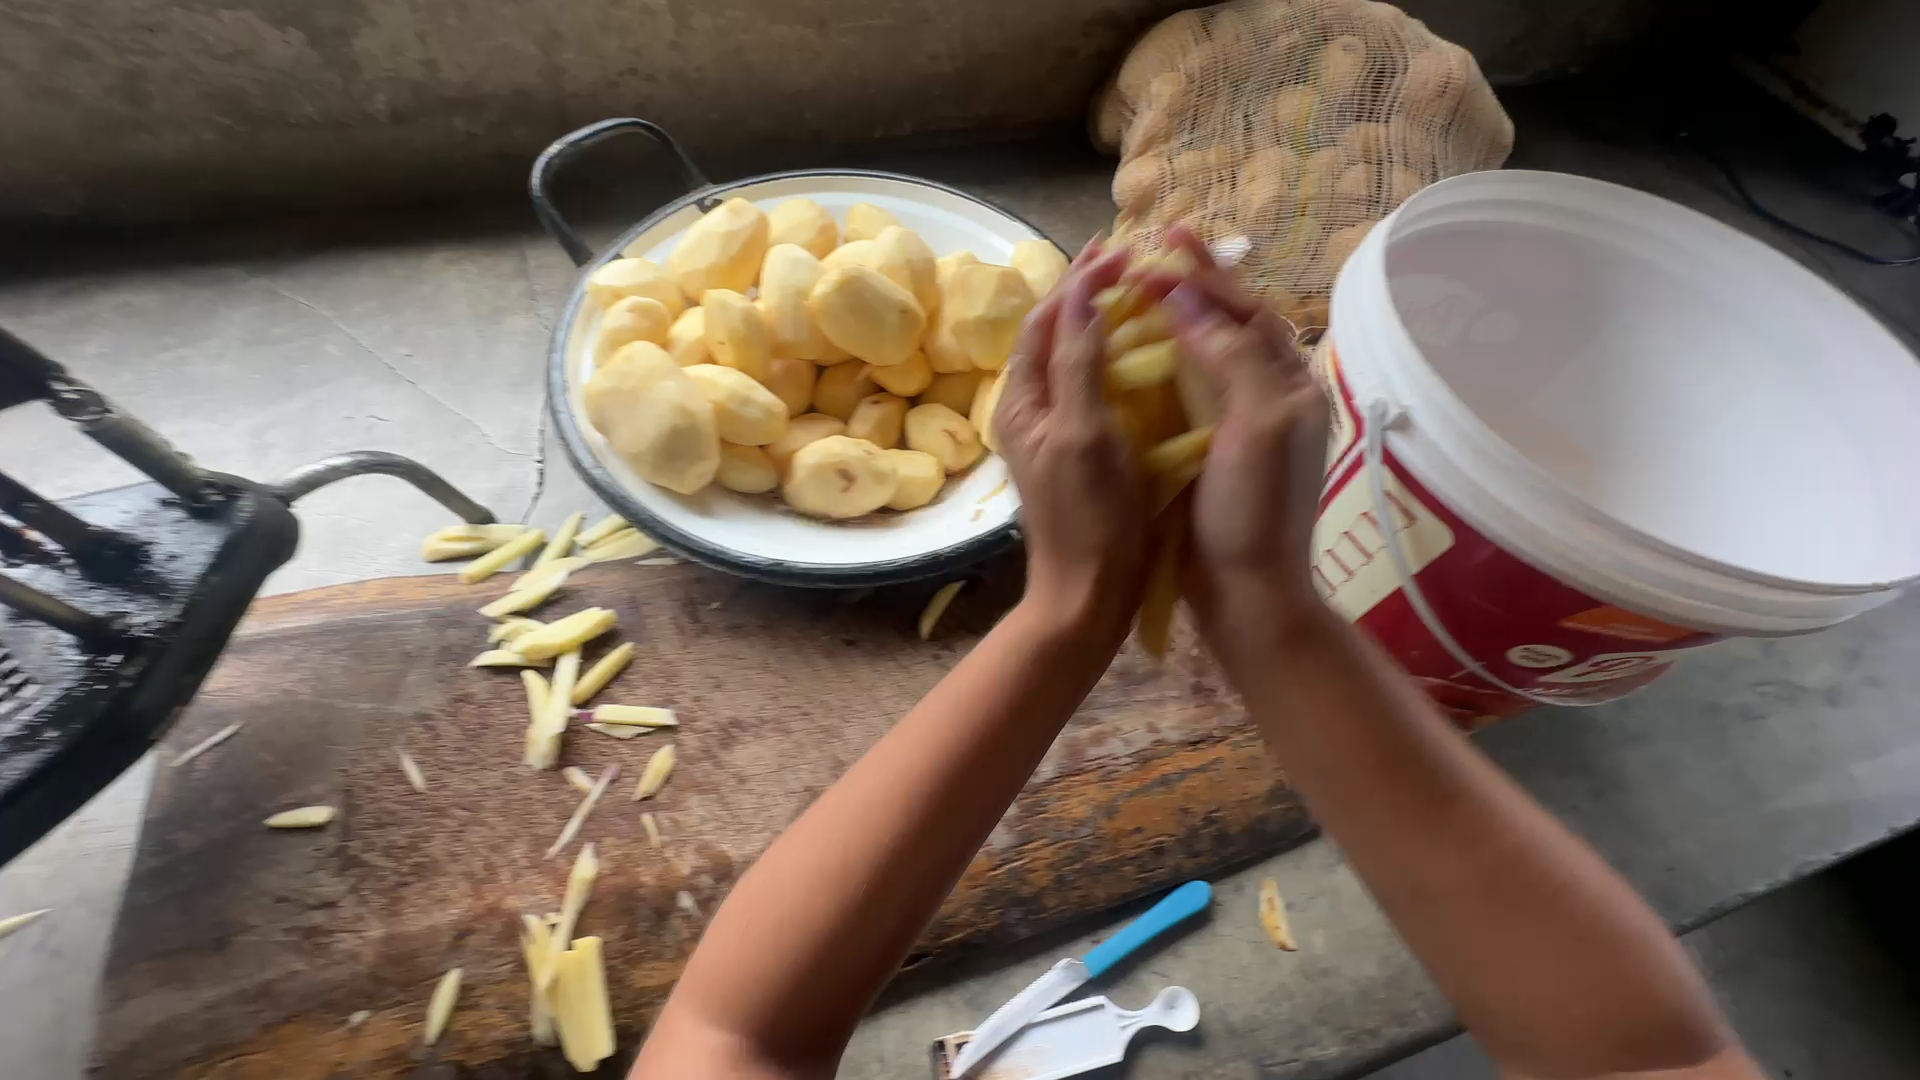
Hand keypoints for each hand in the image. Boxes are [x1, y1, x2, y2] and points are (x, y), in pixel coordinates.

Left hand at [993, 242, 1147, 636]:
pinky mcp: (1077, 448)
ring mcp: (1052, 430)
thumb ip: (1075, 365)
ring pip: (1070, 358)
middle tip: (1124, 253)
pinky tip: (1136, 348)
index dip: (1076, 281)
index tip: (1118, 246)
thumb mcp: (1082, 433)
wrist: (1088, 589)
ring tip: (1131, 287)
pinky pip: (1088, 386)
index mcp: (1021, 402)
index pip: (1042, 322)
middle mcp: (1029, 410)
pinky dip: (1109, 356)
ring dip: (1096, 318)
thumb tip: (1080, 297)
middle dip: (1083, 291)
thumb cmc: (1089, 516)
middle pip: (1051, 334)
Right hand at [1156, 226, 1331, 656]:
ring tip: (1144, 282)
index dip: (1206, 277)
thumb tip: (1186, 294)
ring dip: (1180, 313)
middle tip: (1156, 243)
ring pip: (1208, 352)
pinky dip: (1164, 358)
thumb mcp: (1255, 425)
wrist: (1243, 590)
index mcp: (1289, 384)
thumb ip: (1227, 355)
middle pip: (1231, 321)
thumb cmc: (1253, 511)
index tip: (1160, 247)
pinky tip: (1137, 346)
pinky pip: (1187, 388)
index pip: (1247, 312)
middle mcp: (1267, 394)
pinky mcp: (1206, 447)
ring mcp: (1236, 422)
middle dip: (1197, 281)